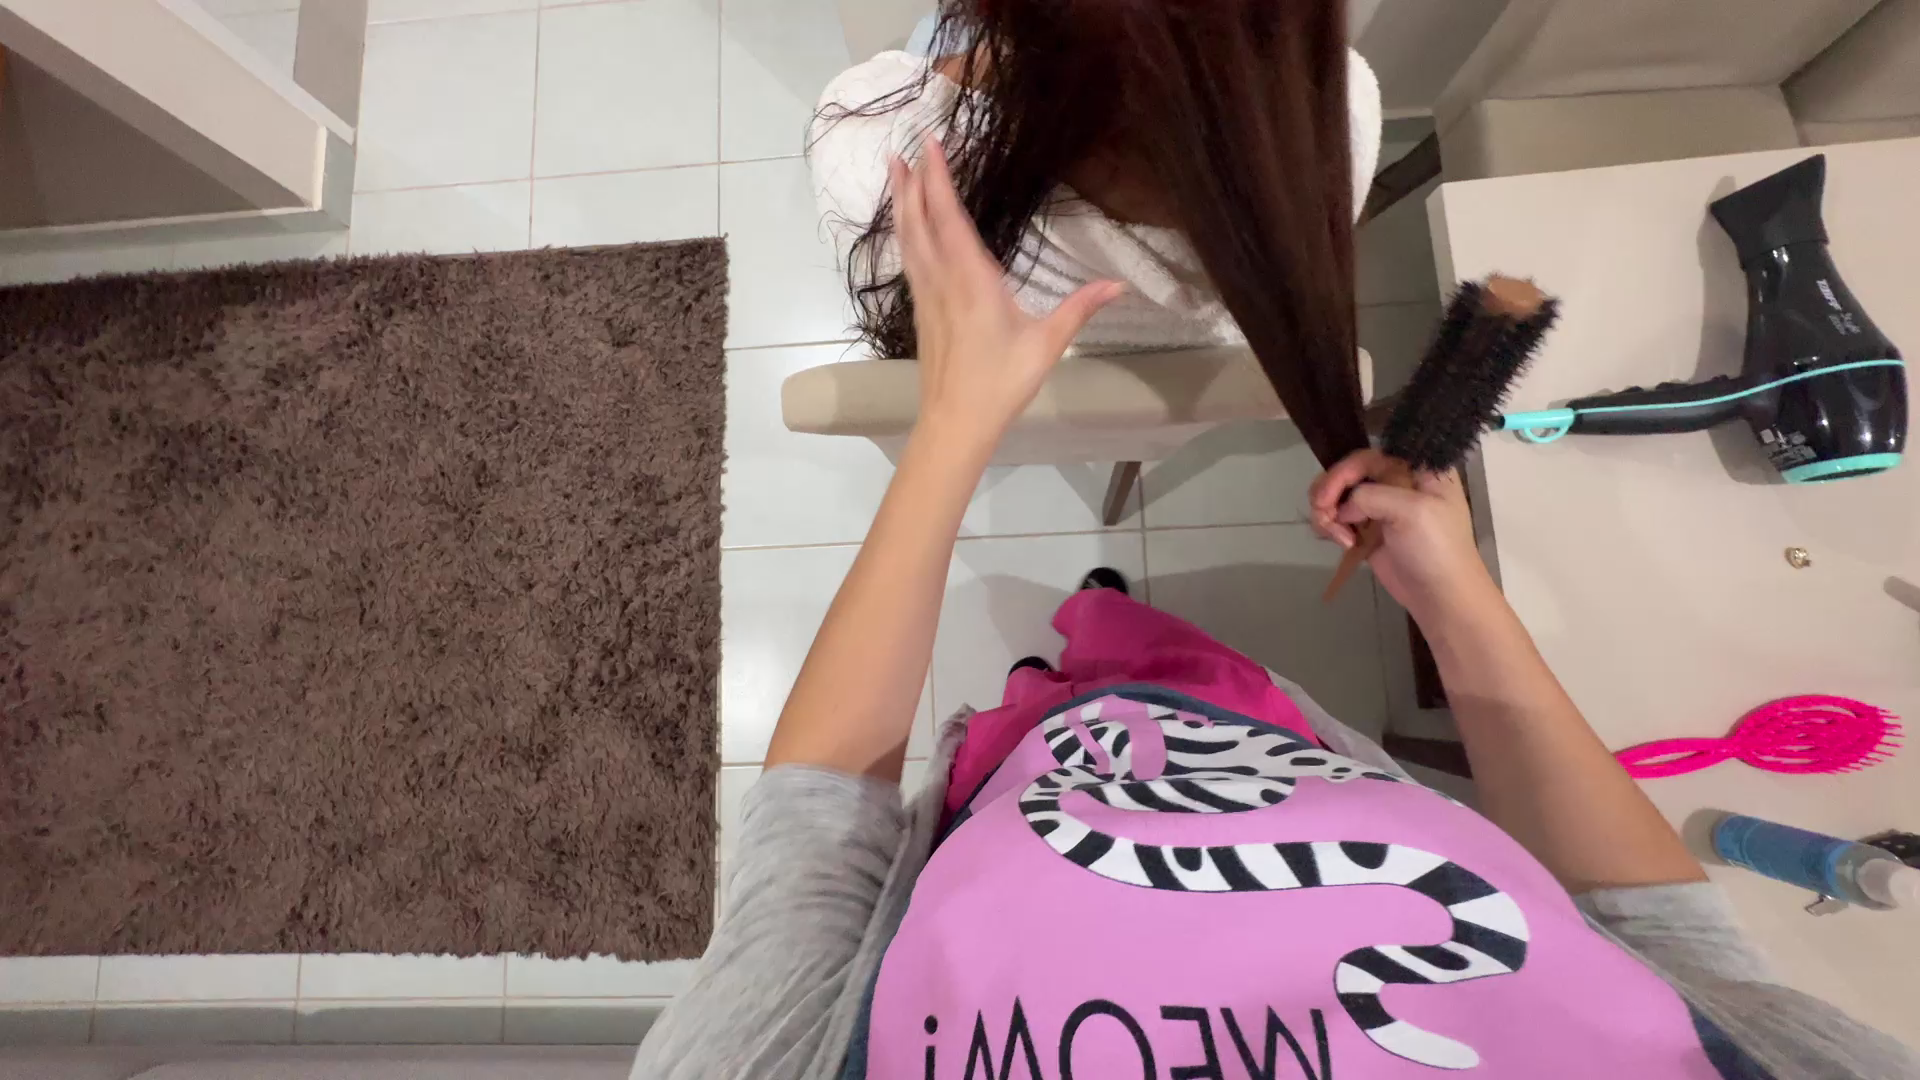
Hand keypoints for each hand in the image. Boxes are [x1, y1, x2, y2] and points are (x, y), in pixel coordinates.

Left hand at [889, 137, 1124, 447]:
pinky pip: (910, 265)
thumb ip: (1080, 310)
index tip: (931, 145)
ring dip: (902, 208)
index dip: (939, 181)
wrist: (955, 424)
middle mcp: (943, 283)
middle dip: (911, 185)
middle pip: (919, 225)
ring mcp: (927, 299)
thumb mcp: (1047, 346)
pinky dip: (905, 238)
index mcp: (972, 282)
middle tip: (900, 150)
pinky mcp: (922, 315)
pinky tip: (906, 233)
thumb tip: (1119, 285)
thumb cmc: (1000, 385)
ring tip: (895, 176)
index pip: (950, 220)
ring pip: (908, 244)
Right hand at [1309, 449, 1502, 626]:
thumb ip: (1372, 496)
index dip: (1342, 473)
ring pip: (1335, 496)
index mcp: (1415, 470)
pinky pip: (1335, 518)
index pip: (1367, 457)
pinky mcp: (1365, 529)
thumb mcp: (1413, 512)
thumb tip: (1343, 508)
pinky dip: (1329, 528)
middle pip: (1345, 475)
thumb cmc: (1436, 549)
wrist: (1440, 595)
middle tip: (1325, 518)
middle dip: (1328, 495)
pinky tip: (1342, 544)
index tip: (1328, 498)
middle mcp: (1395, 483)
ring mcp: (1379, 507)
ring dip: (1326, 515)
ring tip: (1338, 539)